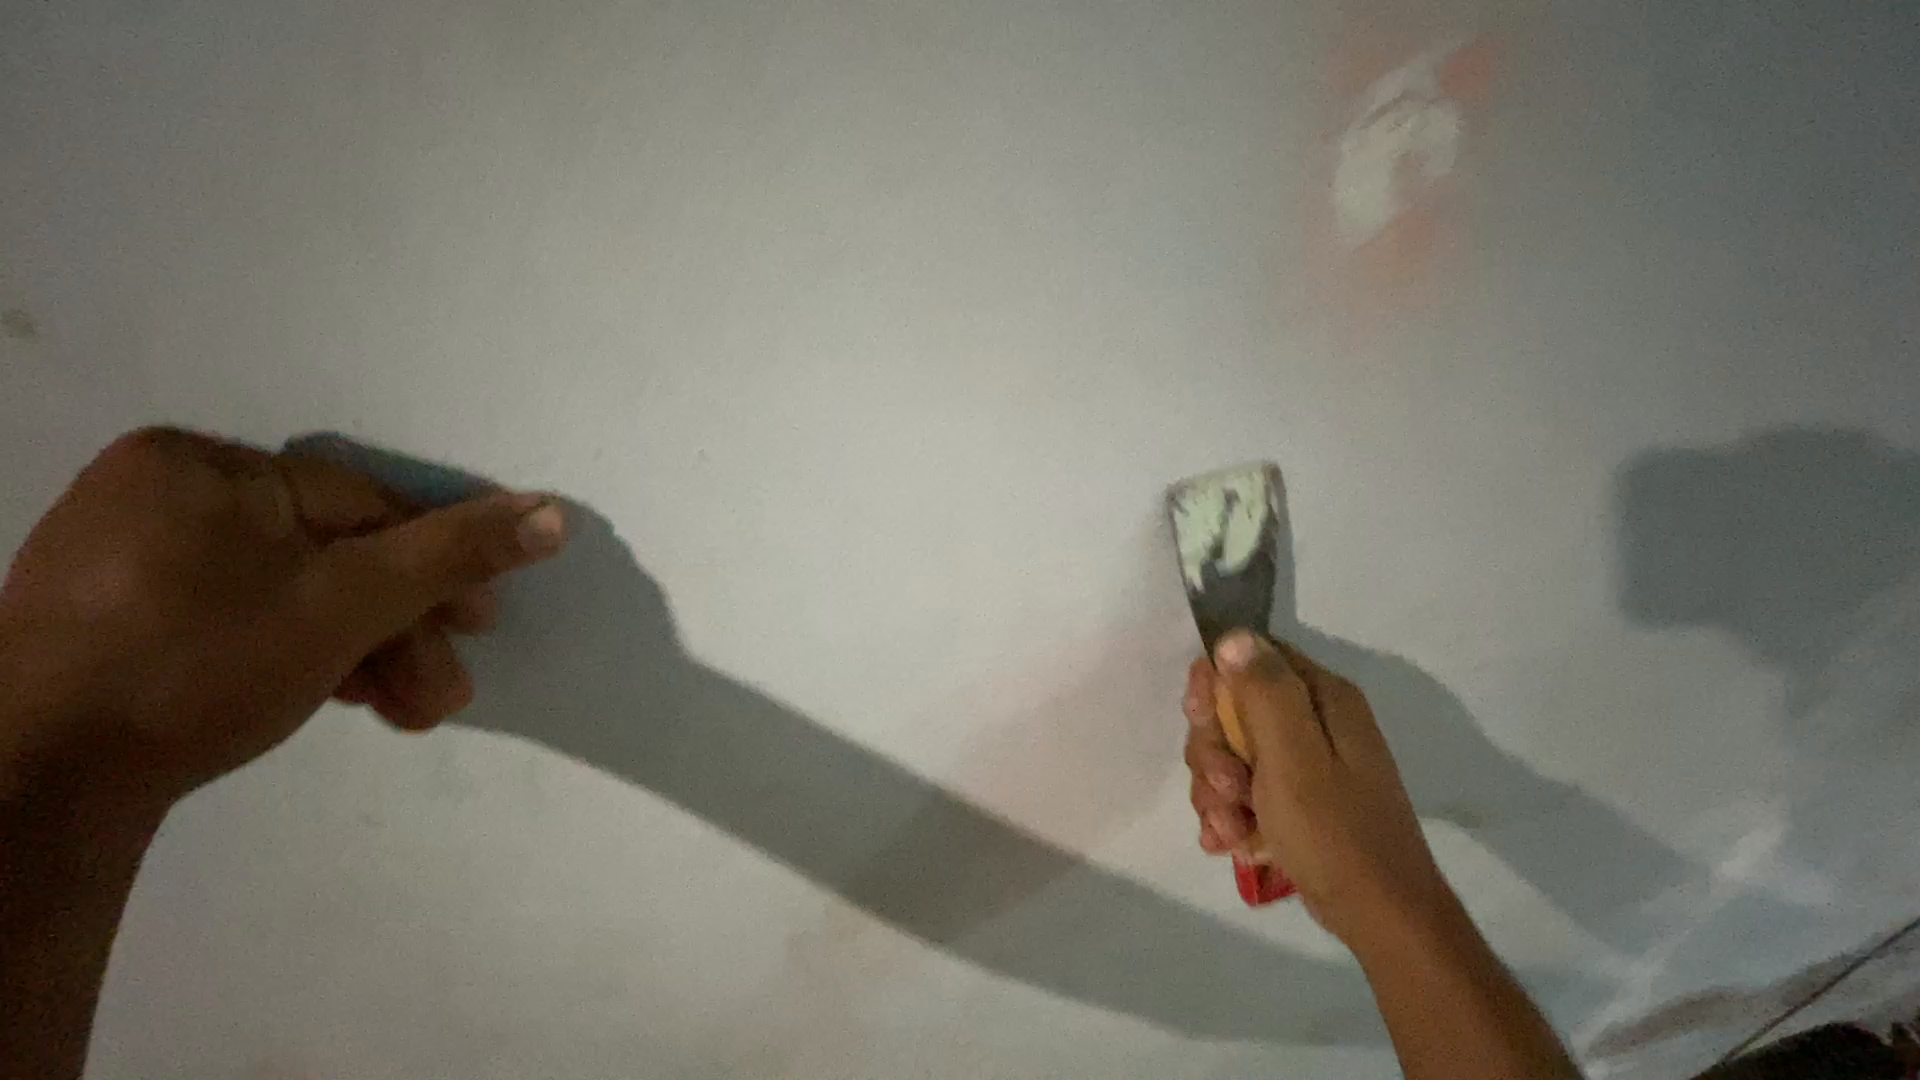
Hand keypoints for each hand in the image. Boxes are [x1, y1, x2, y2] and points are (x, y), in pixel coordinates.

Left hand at [0, 428, 567, 809]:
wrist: (32, 791)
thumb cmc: (204, 665)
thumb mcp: (354, 601)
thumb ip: (458, 552)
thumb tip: (554, 516)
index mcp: (204, 468)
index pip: (364, 506)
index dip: (436, 564)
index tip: (482, 621)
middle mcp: (168, 497)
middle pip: (336, 557)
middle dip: (404, 629)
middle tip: (448, 688)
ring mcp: (141, 560)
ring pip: (301, 594)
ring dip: (371, 652)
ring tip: (414, 712)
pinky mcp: (132, 617)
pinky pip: (256, 617)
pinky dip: (313, 655)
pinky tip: (351, 698)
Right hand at [1184, 630, 1452, 945]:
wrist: (1380, 919)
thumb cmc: (1335, 833)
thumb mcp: (1293, 758)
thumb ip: (1263, 693)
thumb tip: (1234, 635)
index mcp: (1321, 697)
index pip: (1250, 657)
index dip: (1214, 685)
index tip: (1200, 722)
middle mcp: (1313, 719)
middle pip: (1231, 709)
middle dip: (1213, 751)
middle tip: (1224, 789)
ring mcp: (1304, 760)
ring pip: (1230, 753)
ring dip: (1216, 791)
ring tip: (1229, 829)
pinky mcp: (1295, 797)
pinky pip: (1242, 788)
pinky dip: (1229, 813)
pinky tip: (1230, 841)